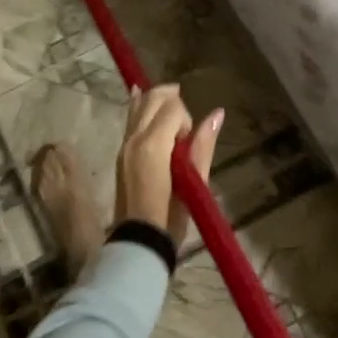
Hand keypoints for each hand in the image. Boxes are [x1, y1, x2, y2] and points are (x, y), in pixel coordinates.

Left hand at [113, 84, 223, 241]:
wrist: (139, 242)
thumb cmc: (171, 216)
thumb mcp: (194, 182)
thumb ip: (203, 146)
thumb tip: (217, 113)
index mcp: (153, 144)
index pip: (172, 108)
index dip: (186, 119)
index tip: (190, 143)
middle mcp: (135, 138)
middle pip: (152, 100)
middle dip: (169, 98)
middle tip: (184, 108)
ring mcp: (124, 145)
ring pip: (137, 107)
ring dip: (153, 100)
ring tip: (169, 96)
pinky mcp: (121, 154)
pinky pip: (130, 120)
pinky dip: (138, 107)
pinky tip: (139, 97)